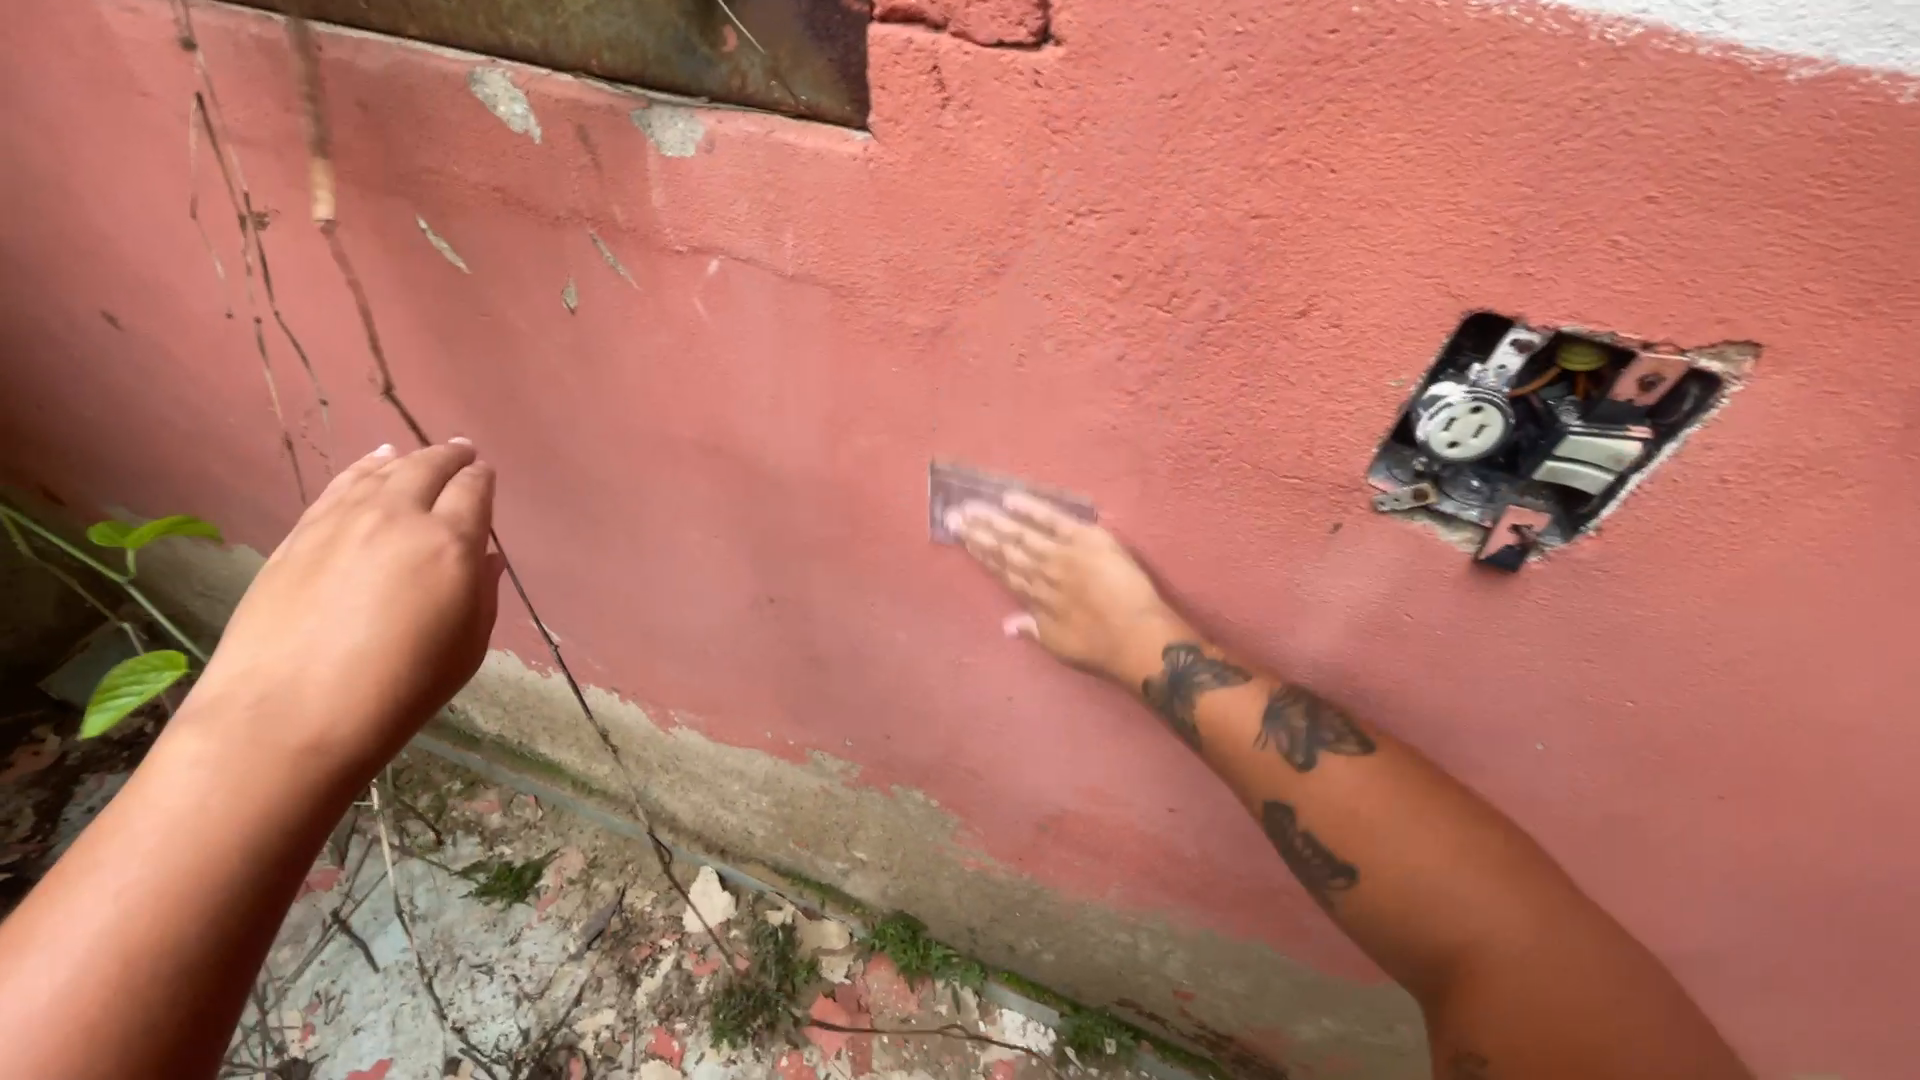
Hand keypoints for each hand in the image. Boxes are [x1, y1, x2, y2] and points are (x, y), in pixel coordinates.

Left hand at [175, 440, 503, 781]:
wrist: (290, 715)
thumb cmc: (401, 689)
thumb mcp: (468, 647)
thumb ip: (482, 594)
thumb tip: (483, 559)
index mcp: (451, 544)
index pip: (473, 491)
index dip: (483, 480)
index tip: (486, 476)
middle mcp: (398, 518)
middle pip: (428, 468)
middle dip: (450, 457)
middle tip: (463, 452)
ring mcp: (341, 522)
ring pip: (381, 471)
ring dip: (407, 458)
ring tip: (419, 454)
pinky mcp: (299, 535)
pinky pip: (340, 486)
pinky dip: (363, 469)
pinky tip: (372, 464)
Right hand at [948, 494, 1188, 681]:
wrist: (1135, 637)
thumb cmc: (1100, 647)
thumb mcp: (1060, 645)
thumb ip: (1033, 630)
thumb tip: (1006, 625)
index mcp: (1036, 598)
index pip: (1003, 570)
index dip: (981, 553)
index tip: (961, 538)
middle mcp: (1041, 573)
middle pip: (1005, 549)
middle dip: (978, 532)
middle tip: (954, 515)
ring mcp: (1061, 555)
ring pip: (1021, 534)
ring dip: (994, 520)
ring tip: (972, 507)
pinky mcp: (1085, 540)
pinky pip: (1053, 520)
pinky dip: (1031, 508)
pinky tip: (1009, 499)